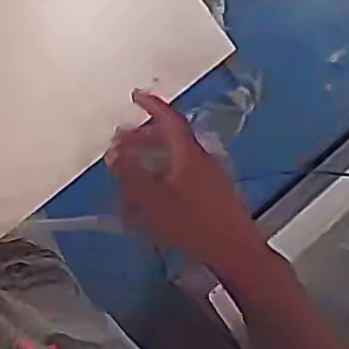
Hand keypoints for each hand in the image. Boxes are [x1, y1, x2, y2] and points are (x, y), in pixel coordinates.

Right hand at [106, 90, 265, 268]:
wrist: (235, 252)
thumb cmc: (192, 224)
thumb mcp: (153, 200)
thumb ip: (130, 175)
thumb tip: (114, 154)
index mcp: (188, 154)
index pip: (169, 120)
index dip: (152, 105)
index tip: (135, 95)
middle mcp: (201, 160)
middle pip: (170, 139)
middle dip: (143, 137)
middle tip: (121, 143)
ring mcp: (210, 178)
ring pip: (174, 159)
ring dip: (150, 160)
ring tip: (129, 174)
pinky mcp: (213, 195)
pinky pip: (182, 176)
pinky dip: (162, 177)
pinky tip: (149, 200)